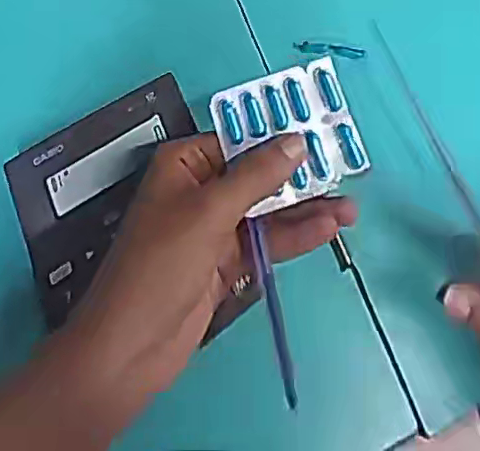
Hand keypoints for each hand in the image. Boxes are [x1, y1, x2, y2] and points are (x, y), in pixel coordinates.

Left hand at [53, 135, 356, 438]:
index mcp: (184, 163)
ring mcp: (214, 227)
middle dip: (298, 175)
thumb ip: (256, 176)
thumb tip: (294, 142)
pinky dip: (294, 235)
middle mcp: (199, 188)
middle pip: (257, 174)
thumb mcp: (209, 211)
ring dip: (305, 208)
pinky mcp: (227, 261)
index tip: (317, 131)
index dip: (276, 136)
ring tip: (348, 206)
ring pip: (267, 209)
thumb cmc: (159, 265)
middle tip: (342, 170)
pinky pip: (266, 240)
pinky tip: (326, 228)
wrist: (131, 348)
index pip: (238, 139)